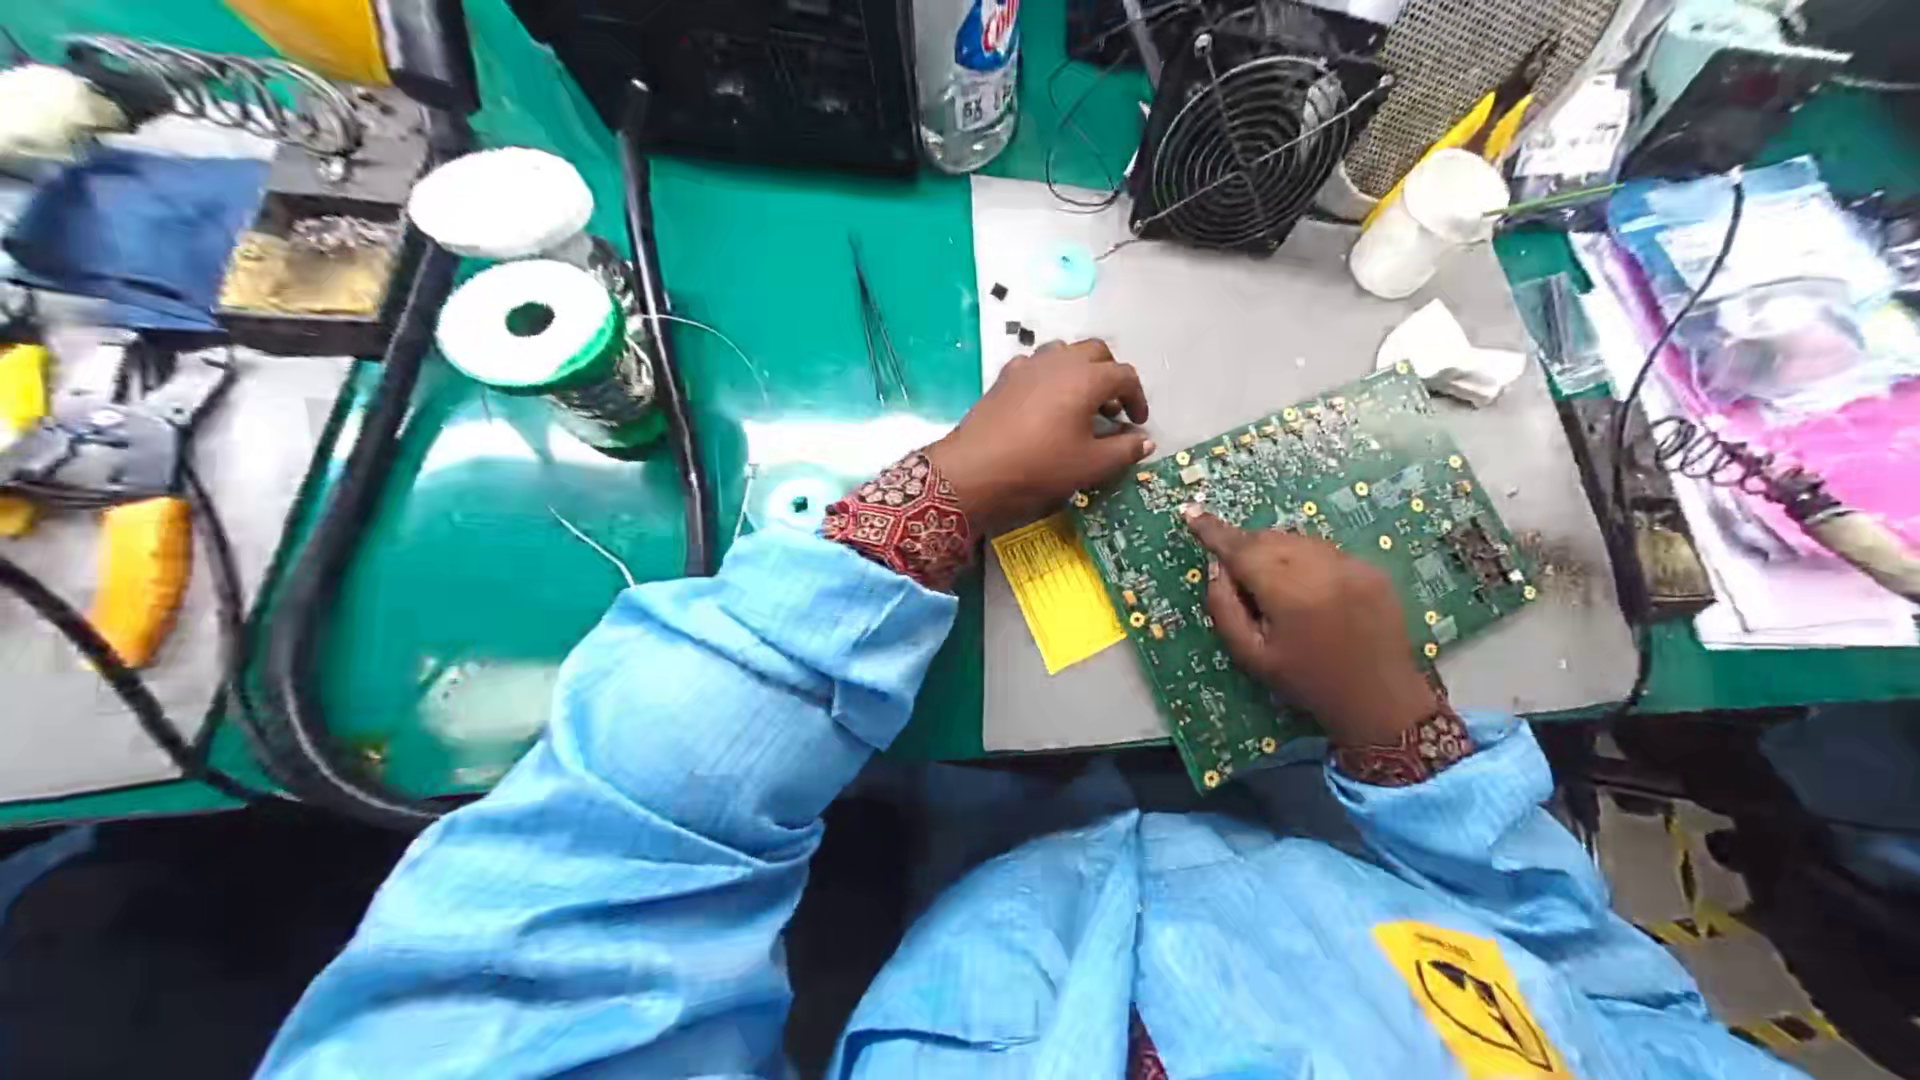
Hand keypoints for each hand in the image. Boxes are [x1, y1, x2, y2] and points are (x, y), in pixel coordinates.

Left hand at [926, 339, 1153, 533]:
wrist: (974, 470)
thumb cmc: (1039, 466)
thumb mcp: (1089, 465)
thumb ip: (1123, 450)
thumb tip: (1144, 441)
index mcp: (1086, 378)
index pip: (1124, 376)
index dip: (1137, 398)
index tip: (1137, 422)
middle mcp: (1058, 361)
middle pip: (1096, 353)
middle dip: (1110, 376)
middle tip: (1111, 408)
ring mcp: (1027, 365)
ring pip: (1064, 353)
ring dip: (1080, 371)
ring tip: (1080, 404)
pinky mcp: (1004, 377)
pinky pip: (1036, 365)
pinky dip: (1051, 377)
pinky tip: (1047, 404)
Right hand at [1183, 509, 1437, 747]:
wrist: (1380, 699)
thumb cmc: (1306, 681)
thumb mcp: (1250, 655)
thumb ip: (1224, 608)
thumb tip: (1216, 567)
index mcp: (1289, 594)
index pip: (1241, 549)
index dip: (1213, 531)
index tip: (1190, 513)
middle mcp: (1322, 570)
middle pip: (1267, 538)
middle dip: (1244, 545)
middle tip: (1233, 570)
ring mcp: (1351, 566)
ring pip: (1295, 540)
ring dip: (1273, 551)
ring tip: (1271, 584)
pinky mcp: (1370, 569)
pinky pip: (1322, 550)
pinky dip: (1302, 558)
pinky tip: (1305, 588)